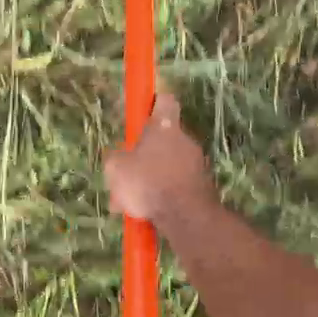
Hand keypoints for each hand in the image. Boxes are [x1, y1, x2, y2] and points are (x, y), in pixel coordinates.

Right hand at [103, 94, 214, 225]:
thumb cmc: (147, 182)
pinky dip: (161, 194)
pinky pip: (175, 184)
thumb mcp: (116, 168)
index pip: (164, 102)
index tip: (143, 112)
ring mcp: (196, 162)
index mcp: (163, 128)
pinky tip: (147, 211)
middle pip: (162, 140)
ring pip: (166, 166)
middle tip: (126, 174)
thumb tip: (120, 158)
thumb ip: (116, 158)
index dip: (153, 103)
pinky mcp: (201, 184)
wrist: (184, 214)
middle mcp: (184, 139)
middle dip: (144, 155)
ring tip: (131, 202)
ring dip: (150, 179)